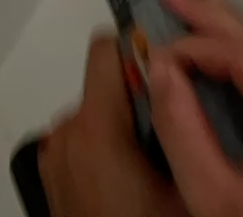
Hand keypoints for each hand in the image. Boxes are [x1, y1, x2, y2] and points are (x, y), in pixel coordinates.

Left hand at [36, 33, 185, 216]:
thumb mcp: (184, 188)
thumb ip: (182, 133)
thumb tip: (192, 91)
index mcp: (96, 127)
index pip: (105, 51)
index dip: (138, 51)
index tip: (169, 75)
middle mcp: (65, 131)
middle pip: (105, 90)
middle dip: (139, 105)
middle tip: (174, 141)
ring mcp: (53, 155)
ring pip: (95, 119)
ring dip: (121, 133)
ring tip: (152, 174)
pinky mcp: (49, 176)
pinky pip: (81, 145)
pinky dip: (103, 154)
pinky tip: (129, 190)